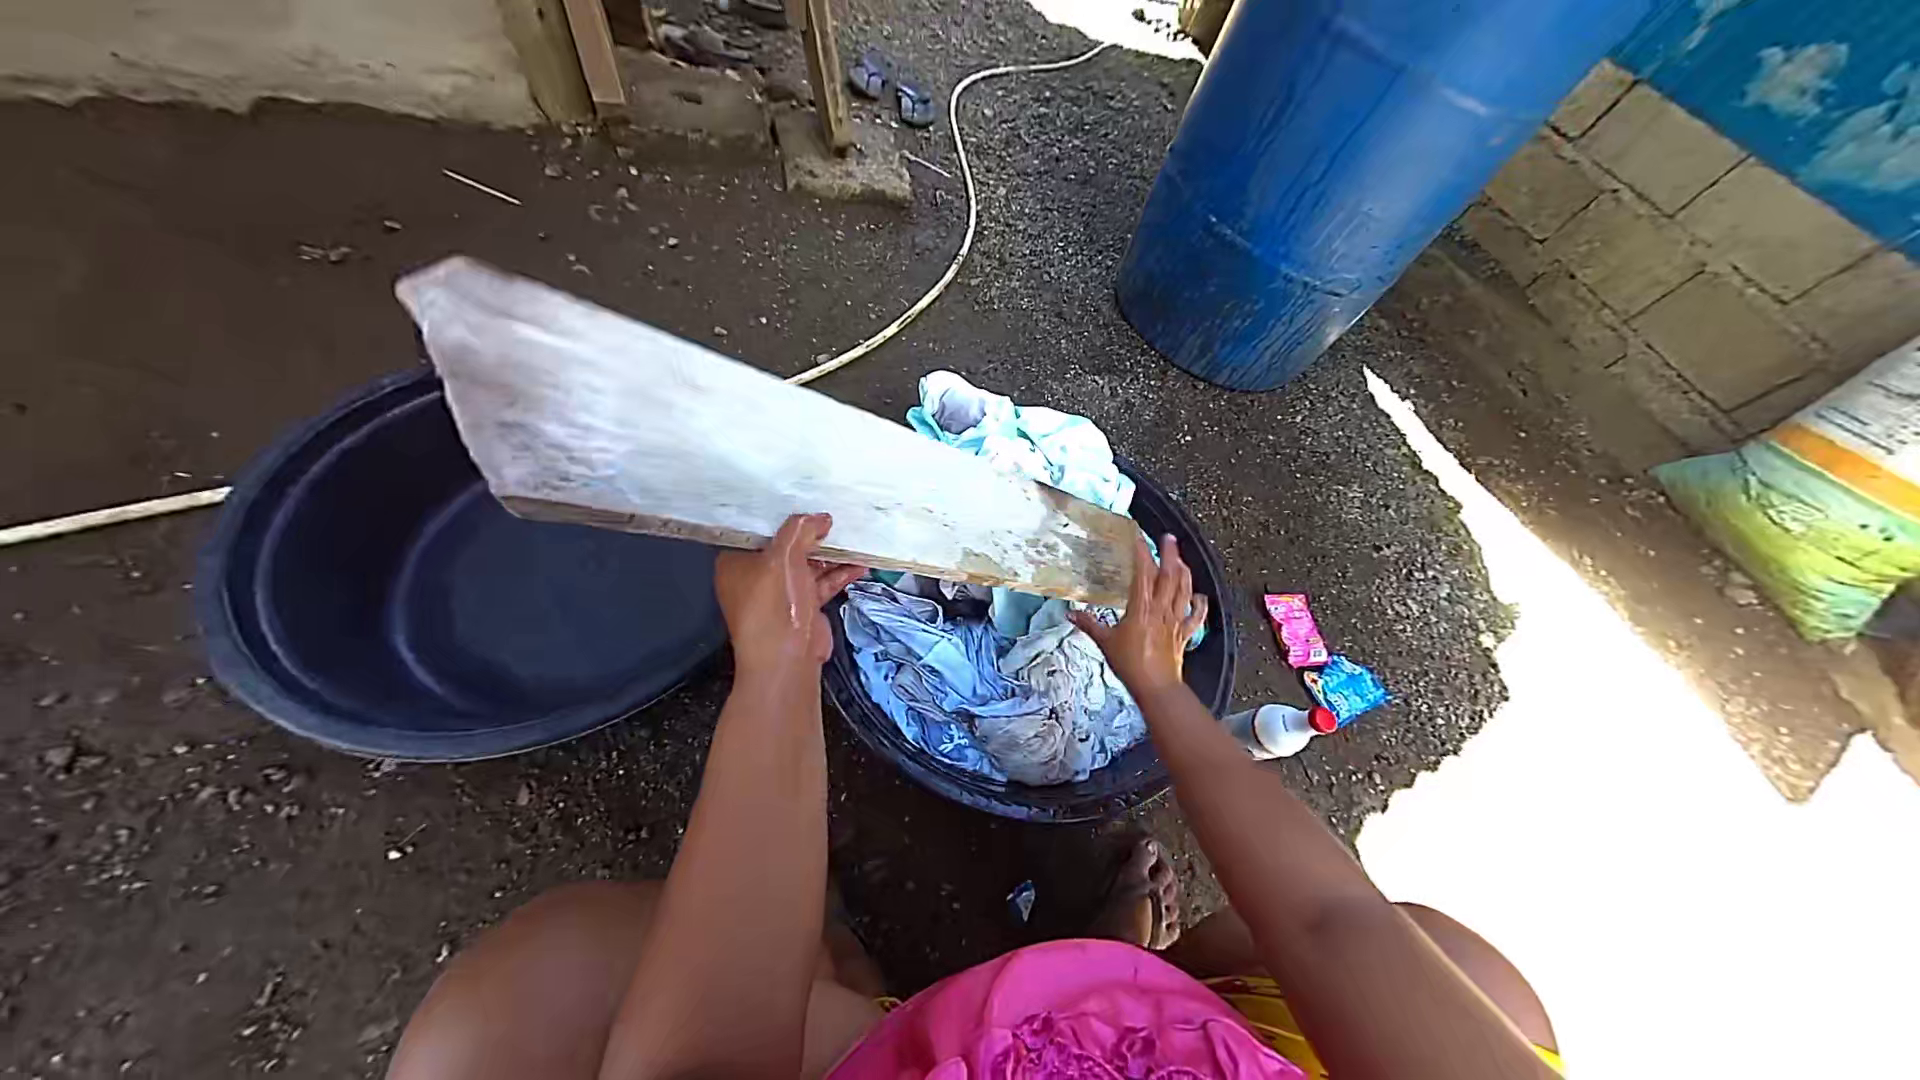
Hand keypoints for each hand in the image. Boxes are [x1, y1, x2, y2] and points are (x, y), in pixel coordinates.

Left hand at [714, 514, 865, 681]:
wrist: (786, 659)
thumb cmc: (773, 607)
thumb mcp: (783, 557)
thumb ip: (800, 531)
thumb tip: (819, 518)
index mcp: (736, 563)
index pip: (758, 531)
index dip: (781, 518)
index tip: (804, 505)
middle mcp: (756, 578)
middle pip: (787, 548)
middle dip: (812, 537)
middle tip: (833, 522)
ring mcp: (780, 594)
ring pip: (807, 566)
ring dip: (831, 556)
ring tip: (852, 542)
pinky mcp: (801, 607)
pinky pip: (821, 584)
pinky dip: (839, 575)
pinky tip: (858, 565)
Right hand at [1070, 533, 1207, 698]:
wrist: (1156, 687)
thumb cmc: (1130, 665)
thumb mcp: (1105, 642)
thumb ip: (1089, 625)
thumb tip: (1072, 613)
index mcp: (1141, 608)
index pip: (1143, 573)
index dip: (1142, 553)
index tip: (1138, 538)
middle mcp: (1161, 610)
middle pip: (1170, 576)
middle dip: (1170, 554)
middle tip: (1168, 538)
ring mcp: (1175, 621)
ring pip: (1184, 590)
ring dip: (1184, 572)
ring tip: (1181, 558)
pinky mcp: (1183, 634)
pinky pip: (1195, 616)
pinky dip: (1199, 604)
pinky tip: (1200, 596)